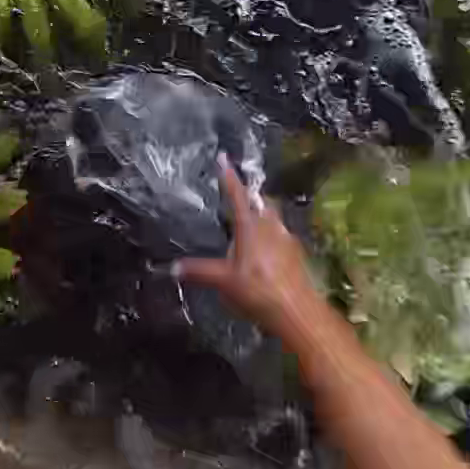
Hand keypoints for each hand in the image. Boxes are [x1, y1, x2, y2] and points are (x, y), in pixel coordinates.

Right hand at [176, 159, 324, 337]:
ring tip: (249, 226)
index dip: (229, 177)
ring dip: (262, 216)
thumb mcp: (223, 282)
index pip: (237, 196)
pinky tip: (265, 251)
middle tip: (238, 198)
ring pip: (272, 218)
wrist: (296, 310)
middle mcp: (271, 225)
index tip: (224, 158)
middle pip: (261, 202)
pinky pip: (280, 235)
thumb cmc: (257, 290)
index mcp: (251, 226)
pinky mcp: (295, 252)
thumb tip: (173, 267)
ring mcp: (286, 237)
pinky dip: (270, 236)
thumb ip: (200, 271)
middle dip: (250, 197)